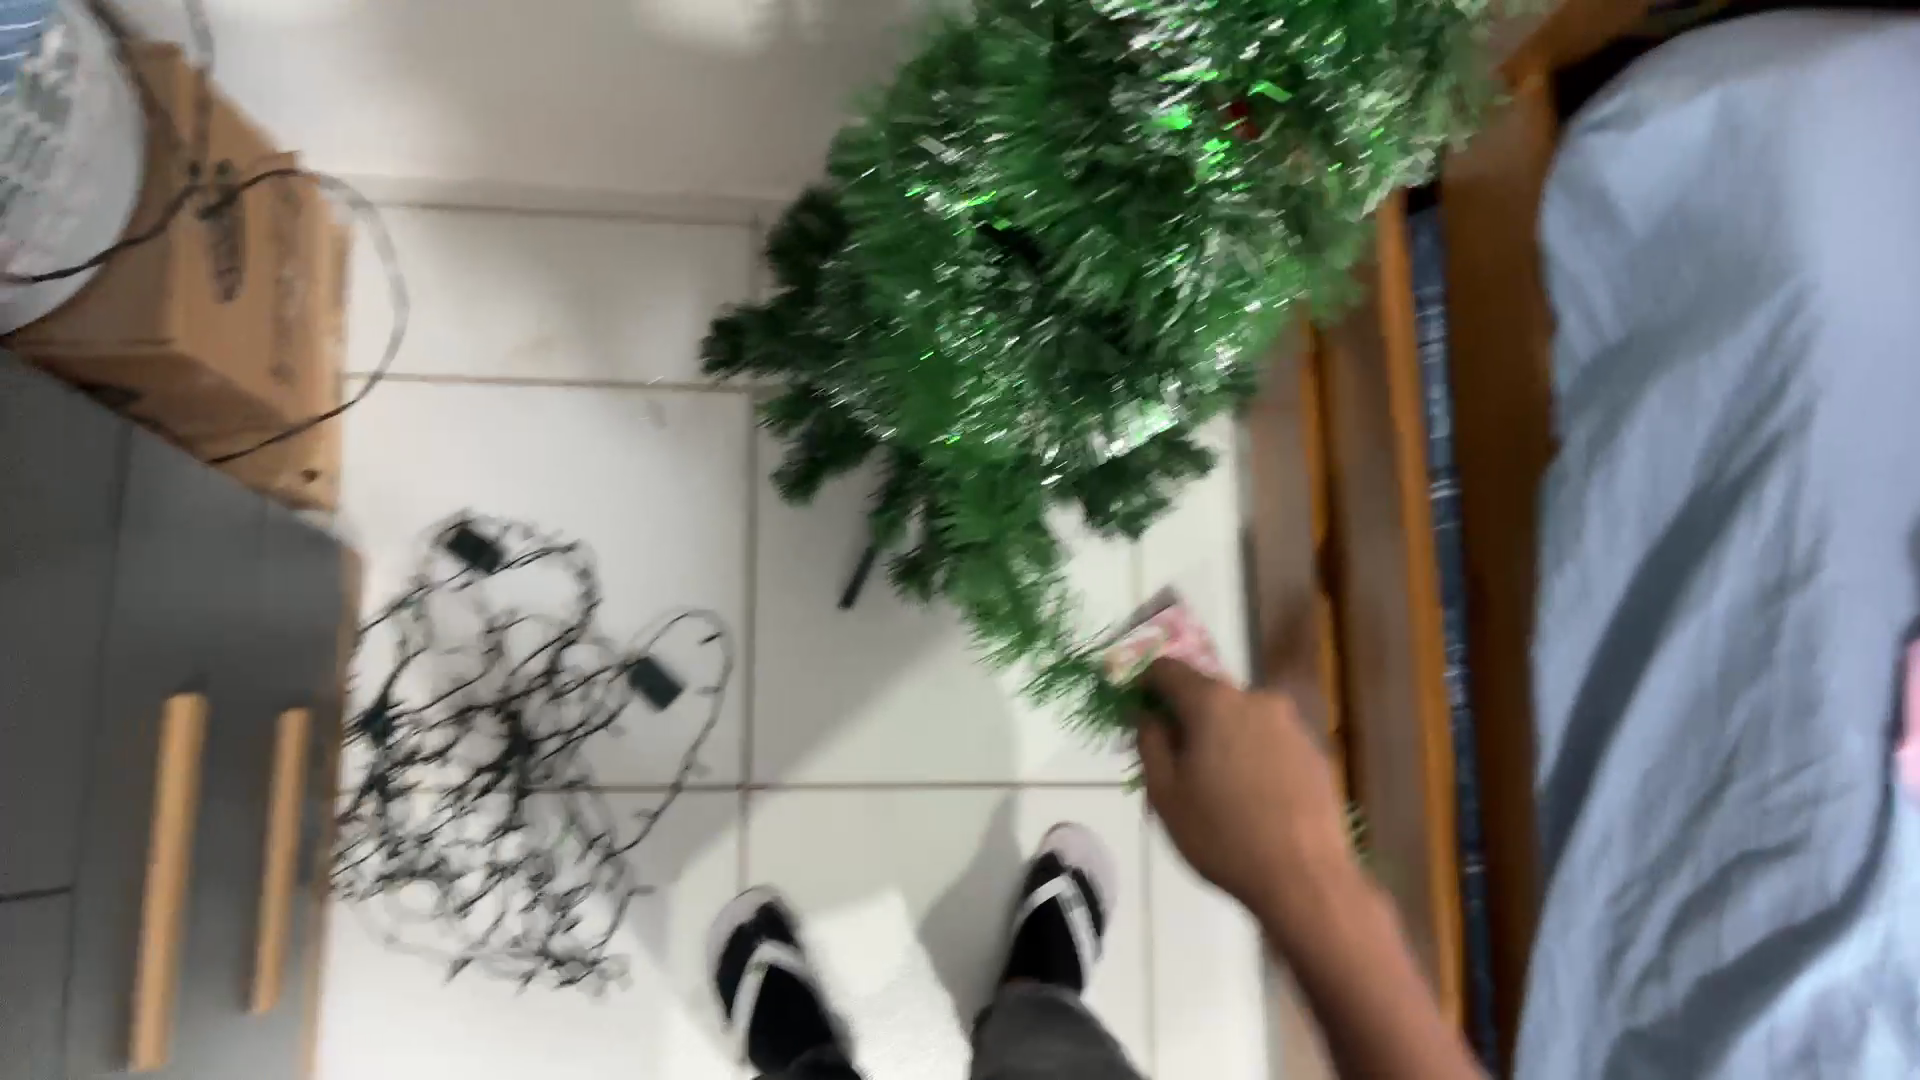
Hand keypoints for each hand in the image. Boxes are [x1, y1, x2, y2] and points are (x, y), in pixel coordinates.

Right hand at [1136, 658, 1361, 937]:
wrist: (1306, 880)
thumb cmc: (1222, 835)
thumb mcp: (1164, 792)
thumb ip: (1149, 741)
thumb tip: (1149, 716)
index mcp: (1212, 702)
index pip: (1167, 669)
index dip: (1146, 684)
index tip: (1137, 711)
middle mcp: (1254, 699)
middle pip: (1207, 693)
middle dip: (1186, 716)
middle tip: (1175, 758)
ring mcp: (1290, 724)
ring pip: (1240, 717)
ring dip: (1221, 736)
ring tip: (1216, 784)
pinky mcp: (1314, 751)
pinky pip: (1268, 739)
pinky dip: (1252, 754)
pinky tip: (1251, 796)